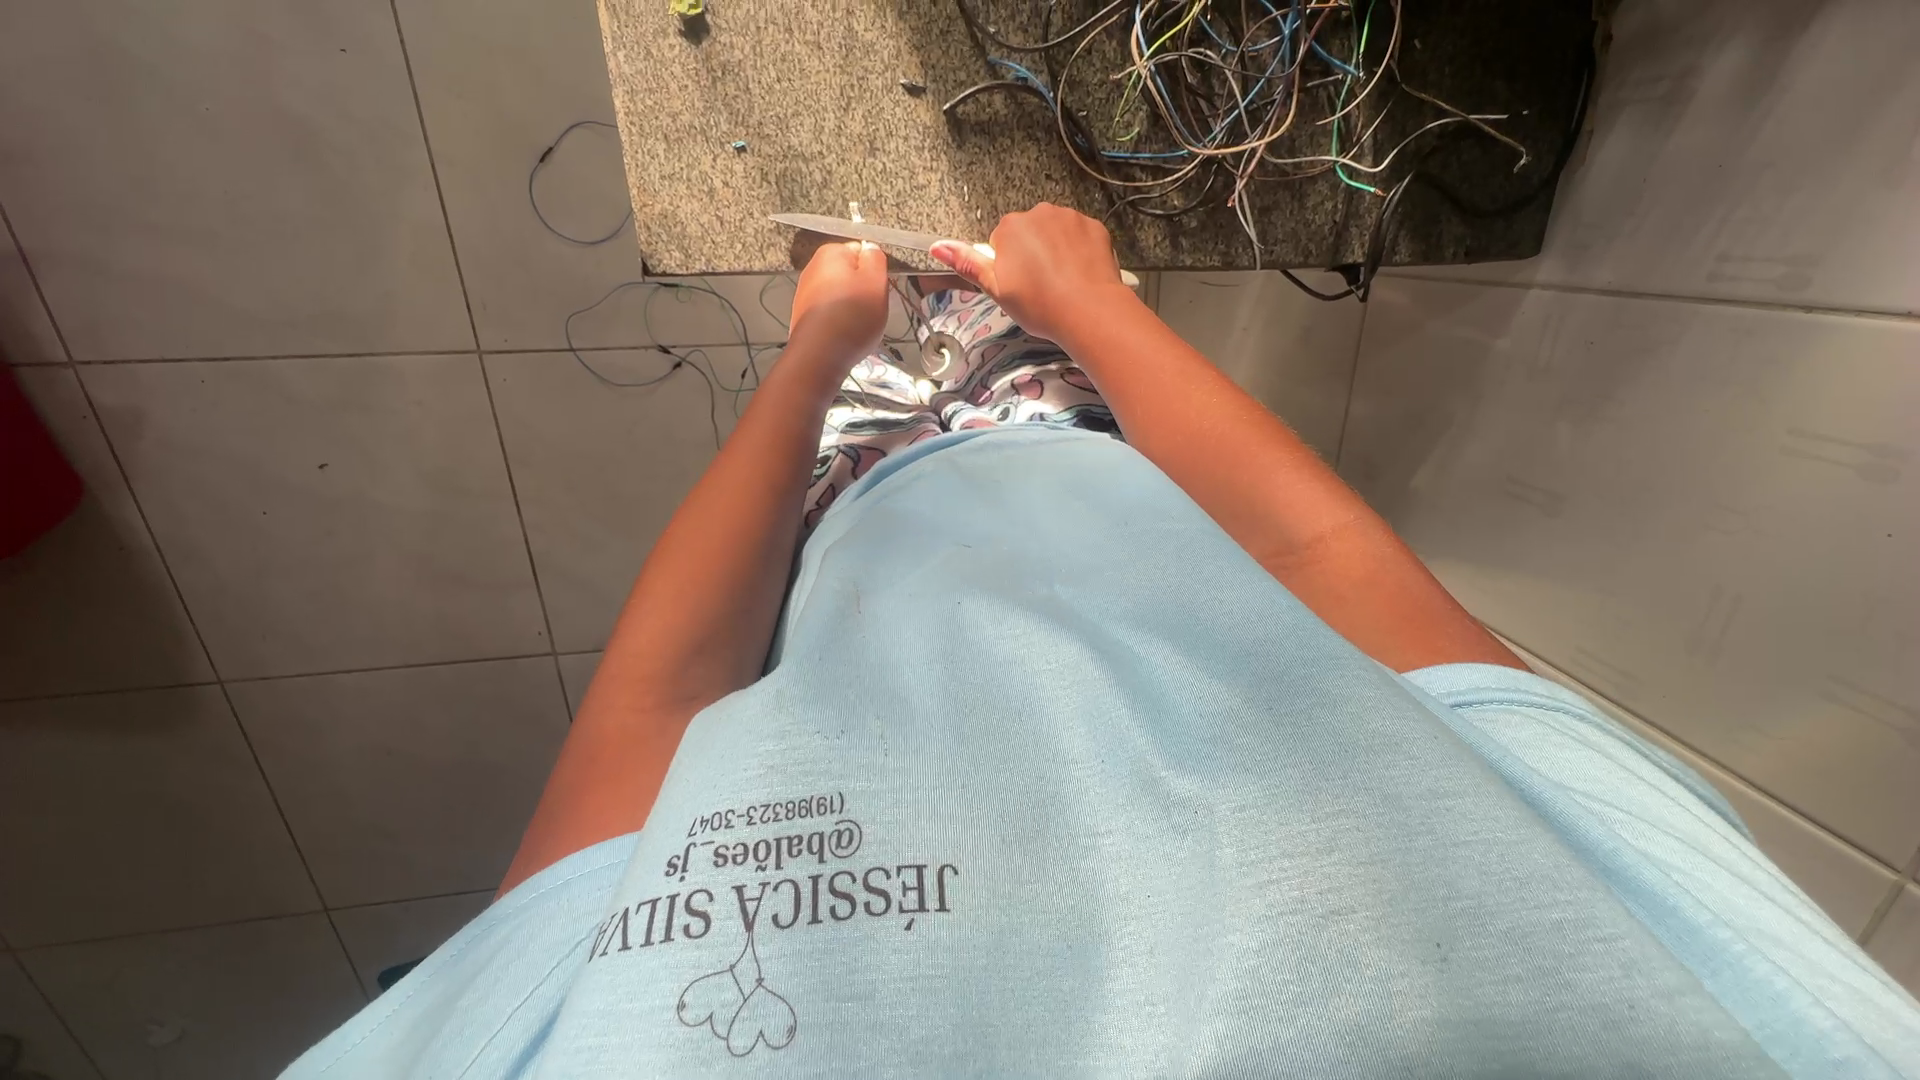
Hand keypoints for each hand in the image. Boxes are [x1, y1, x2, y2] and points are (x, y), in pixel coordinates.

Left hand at [788, 241, 888, 371]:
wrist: (819, 357)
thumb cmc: (852, 317)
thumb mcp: (876, 282)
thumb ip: (876, 259)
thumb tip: (870, 248)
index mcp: (830, 252)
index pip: (861, 252)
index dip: (874, 270)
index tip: (879, 288)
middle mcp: (813, 268)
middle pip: (849, 274)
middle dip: (863, 289)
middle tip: (872, 308)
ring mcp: (805, 293)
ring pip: (840, 295)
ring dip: (852, 307)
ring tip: (859, 325)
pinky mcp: (804, 316)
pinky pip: (830, 313)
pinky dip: (839, 321)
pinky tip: (844, 334)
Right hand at [929, 203, 1130, 342]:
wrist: (1088, 311)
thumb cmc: (1040, 305)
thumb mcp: (996, 289)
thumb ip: (967, 263)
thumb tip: (938, 247)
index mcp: (1011, 227)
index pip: (1001, 241)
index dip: (1007, 265)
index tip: (1017, 284)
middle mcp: (1039, 213)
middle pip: (1028, 233)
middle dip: (1031, 254)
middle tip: (1038, 287)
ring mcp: (1069, 218)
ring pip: (1055, 232)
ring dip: (1055, 251)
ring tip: (1060, 283)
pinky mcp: (1093, 226)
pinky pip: (1080, 236)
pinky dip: (1078, 251)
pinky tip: (1078, 275)